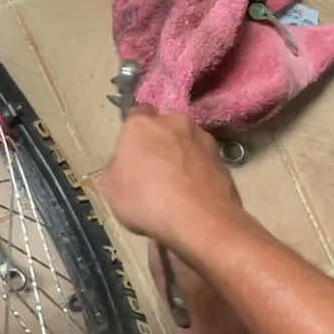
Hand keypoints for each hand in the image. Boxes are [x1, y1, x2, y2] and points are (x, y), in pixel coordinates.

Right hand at [100, 106, 243, 248]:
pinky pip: (204, 161)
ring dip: (182, 155)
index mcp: (142, 124)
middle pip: (165, 127)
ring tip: (179, 185)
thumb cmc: (145, 200)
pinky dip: (199, 171)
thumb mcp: (110, 188)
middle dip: (161, 141)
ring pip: (187, 142)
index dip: (135, 132)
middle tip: (155, 169)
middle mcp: (175, 122)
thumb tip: (126, 164)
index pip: (137, 113)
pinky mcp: (223, 158)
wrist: (199, 220)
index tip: (133, 152)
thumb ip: (117, 166)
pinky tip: (194, 193)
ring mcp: (203, 138)